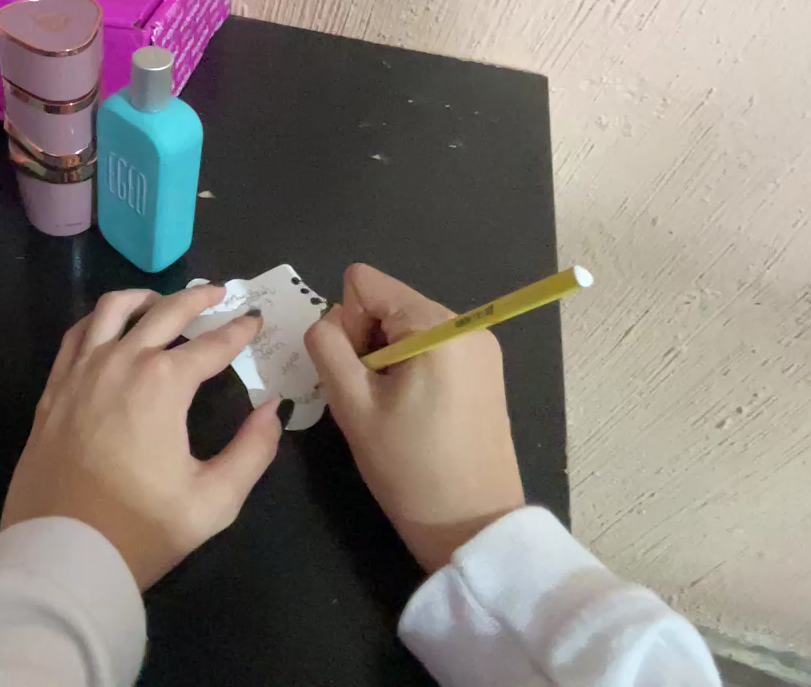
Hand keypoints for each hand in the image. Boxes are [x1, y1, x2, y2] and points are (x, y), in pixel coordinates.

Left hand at [2, 286, 283, 588]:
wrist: (61, 554)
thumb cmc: (140, 529)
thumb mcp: (214, 501)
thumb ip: (253, 451)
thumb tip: (273, 408)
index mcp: (163, 383)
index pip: (212, 344)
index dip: (239, 331)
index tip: (256, 320)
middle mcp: (122, 361)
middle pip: (165, 311)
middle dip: (199, 299)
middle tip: (221, 293)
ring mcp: (82, 368)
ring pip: (115, 308)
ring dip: (147, 297)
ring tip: (165, 300)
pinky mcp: (55, 385)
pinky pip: (78, 332)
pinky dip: (101, 318)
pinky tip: (111, 326)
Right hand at [305, 264, 525, 572]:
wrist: (473, 529)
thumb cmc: (408, 467)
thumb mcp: (350, 403)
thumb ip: (326, 344)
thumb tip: (329, 320)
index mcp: (436, 324)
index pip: (363, 282)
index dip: (348, 324)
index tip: (362, 373)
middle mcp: (464, 324)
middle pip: (384, 301)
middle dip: (367, 341)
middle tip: (375, 397)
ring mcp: (479, 345)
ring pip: (402, 324)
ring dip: (385, 358)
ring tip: (395, 408)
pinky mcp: (484, 368)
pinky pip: (426, 344)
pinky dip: (408, 367)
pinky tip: (414, 410)